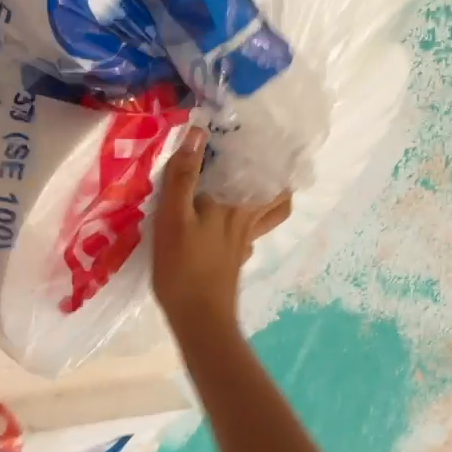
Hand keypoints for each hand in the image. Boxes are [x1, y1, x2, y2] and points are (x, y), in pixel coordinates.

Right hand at [151, 127, 292, 330]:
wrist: (198, 319)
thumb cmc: (183, 266)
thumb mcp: (173, 217)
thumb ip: (184, 176)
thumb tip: (197, 132)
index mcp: (237, 207)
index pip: (267, 175)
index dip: (271, 155)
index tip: (265, 137)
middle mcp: (247, 223)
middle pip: (277, 199)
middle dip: (276, 179)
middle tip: (263, 162)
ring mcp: (242, 246)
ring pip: (266, 219)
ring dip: (264, 203)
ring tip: (249, 189)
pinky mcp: (232, 264)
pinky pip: (246, 238)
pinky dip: (242, 227)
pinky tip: (223, 227)